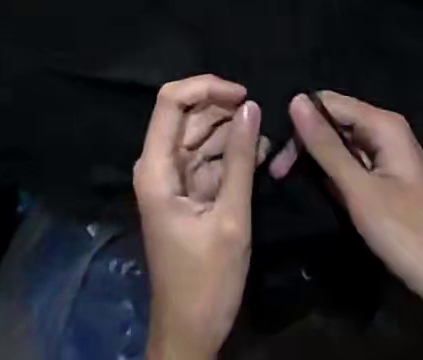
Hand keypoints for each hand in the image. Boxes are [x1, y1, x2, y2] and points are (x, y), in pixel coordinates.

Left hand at [134, 76, 263, 359]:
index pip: (171, 101)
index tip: (243, 95)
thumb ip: (240, 158)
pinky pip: (211, 156)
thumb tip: (251, 105)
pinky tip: (260, 155)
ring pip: (203, 133)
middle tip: (262, 119)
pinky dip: (234, 152)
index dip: (206, 87)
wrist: (190, 334)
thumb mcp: (231, 217)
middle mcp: (159, 165)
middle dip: (225, 110)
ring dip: (234, 131)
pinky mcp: (190, 190)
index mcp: (156, 168)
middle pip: (189, 113)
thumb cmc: (206, 281)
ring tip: (265, 142)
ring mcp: (174, 178)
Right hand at [285, 91, 422, 359]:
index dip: (299, 123)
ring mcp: (387, 159)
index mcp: (384, 124)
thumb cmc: (410, 236)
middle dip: (305, 143)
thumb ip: (327, 147)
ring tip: (286, 184)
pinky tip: (315, 195)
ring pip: (341, 147)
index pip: (328, 102)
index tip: (273, 156)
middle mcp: (386, 133)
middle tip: (275, 176)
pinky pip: (351, 169)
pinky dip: (332, 179)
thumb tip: (295, 100)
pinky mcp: (386, 184)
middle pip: (334, 122)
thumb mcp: (361, 192)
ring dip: (316, 162)